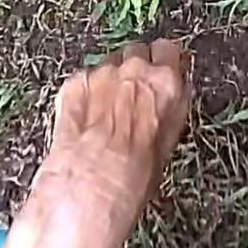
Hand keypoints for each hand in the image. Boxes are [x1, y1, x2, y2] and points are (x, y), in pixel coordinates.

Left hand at [0, 42, 190, 247]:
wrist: (84, 198)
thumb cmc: (131, 184)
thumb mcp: (167, 146)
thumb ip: (171, 108)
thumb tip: (173, 93)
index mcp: (165, 84)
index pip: (170, 49)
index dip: (165, 63)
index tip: (163, 71)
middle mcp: (134, 70)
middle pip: (138, 52)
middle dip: (136, 69)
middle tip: (132, 97)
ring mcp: (101, 74)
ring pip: (110, 63)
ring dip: (110, 81)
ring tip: (106, 117)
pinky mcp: (74, 83)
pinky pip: (85, 80)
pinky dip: (85, 95)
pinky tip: (86, 124)